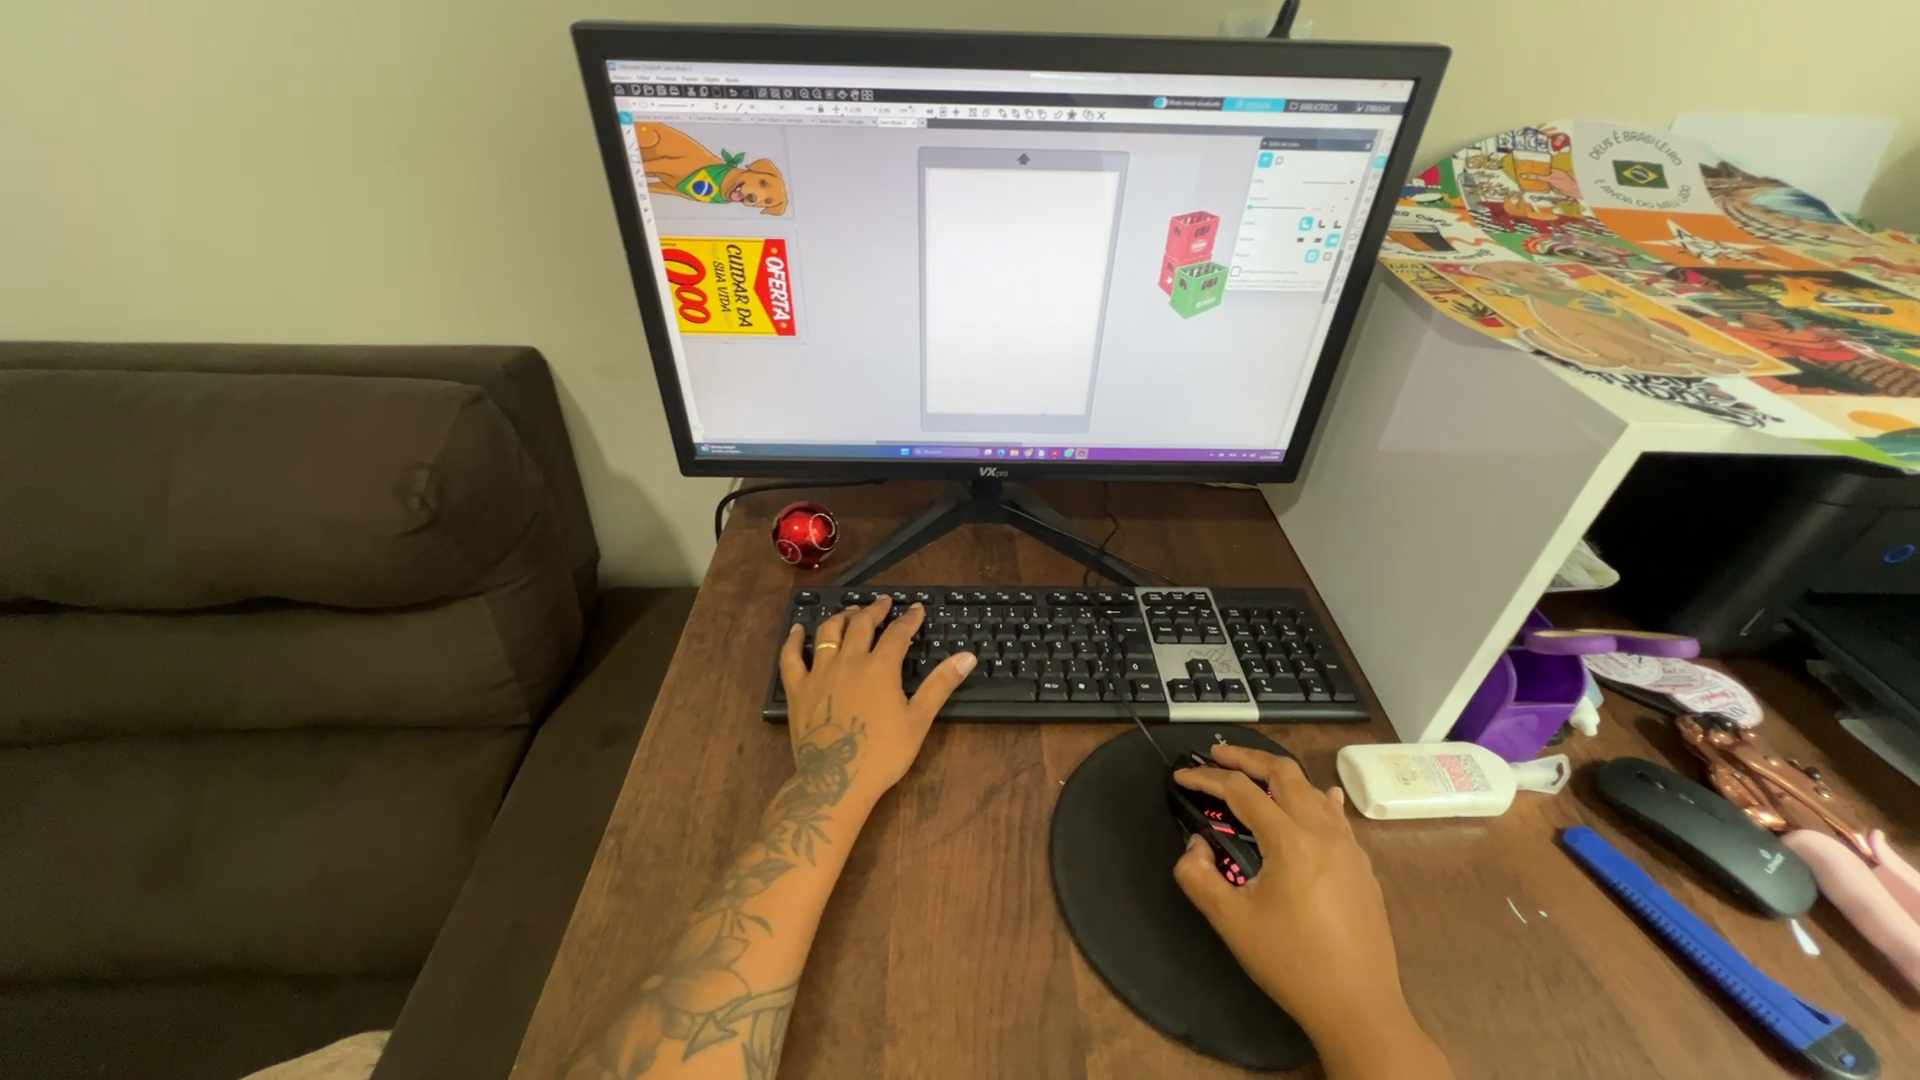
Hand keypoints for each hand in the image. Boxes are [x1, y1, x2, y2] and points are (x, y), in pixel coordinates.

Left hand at [779, 596, 975, 806]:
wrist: (837, 782)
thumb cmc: (883, 754)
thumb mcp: (919, 720)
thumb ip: (941, 684)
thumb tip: (967, 657)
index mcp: (880, 668)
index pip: (898, 633)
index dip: (909, 618)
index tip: (916, 609)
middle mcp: (849, 661)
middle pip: (861, 624)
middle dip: (875, 610)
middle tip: (883, 603)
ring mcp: (820, 673)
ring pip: (828, 632)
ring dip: (841, 617)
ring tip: (851, 612)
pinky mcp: (798, 689)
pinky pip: (791, 657)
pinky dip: (794, 640)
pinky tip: (798, 630)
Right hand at [1171, 745, 1403, 1038]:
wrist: (1359, 1008)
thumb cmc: (1291, 962)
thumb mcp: (1230, 920)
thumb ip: (1197, 874)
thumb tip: (1196, 845)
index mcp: (1291, 841)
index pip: (1241, 791)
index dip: (1206, 778)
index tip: (1180, 776)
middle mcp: (1323, 832)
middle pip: (1283, 773)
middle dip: (1246, 757)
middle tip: (1217, 754)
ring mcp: (1349, 847)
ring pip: (1312, 789)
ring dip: (1279, 775)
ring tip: (1254, 774)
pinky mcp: (1362, 867)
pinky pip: (1336, 815)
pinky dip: (1315, 797)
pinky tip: (1318, 799)